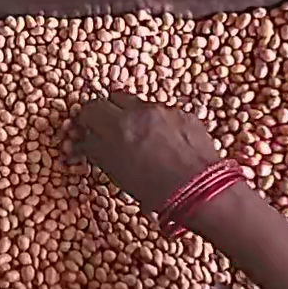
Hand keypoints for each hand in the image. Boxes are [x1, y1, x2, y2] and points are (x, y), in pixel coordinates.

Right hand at [74, 91, 223, 209]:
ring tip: (143, 142)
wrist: (201, 190)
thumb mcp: (116, 172)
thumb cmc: (155, 189)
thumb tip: (86, 140)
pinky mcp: (185, 114)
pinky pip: (165, 114)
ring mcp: (164, 111)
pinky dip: (161, 125)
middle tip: (111, 129)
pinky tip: (166, 145)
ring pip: (141, 106)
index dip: (87, 118)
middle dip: (110, 111)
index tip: (88, 126)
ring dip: (136, 118)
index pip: (91, 108)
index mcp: (117, 126)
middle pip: (114, 98)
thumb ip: (98, 150)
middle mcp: (140, 111)